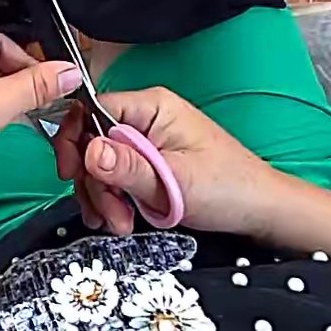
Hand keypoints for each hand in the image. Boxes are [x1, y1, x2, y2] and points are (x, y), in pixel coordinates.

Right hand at [53, 86, 286, 236]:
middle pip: (93, 141)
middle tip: (108, 212)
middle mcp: (147, 119)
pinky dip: (113, 199)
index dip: (75, 139)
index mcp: (153, 107)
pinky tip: (119, 217)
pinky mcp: (149, 161)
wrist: (259, 210)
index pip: (92, 109)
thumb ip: (128, 167)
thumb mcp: (174, 181)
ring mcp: (147, 141)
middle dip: (94, 181)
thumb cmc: (229, 188)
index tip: (71, 171)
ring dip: (103, 196)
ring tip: (119, 222)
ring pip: (101, 163)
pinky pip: (116, 175)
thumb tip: (89, 151)